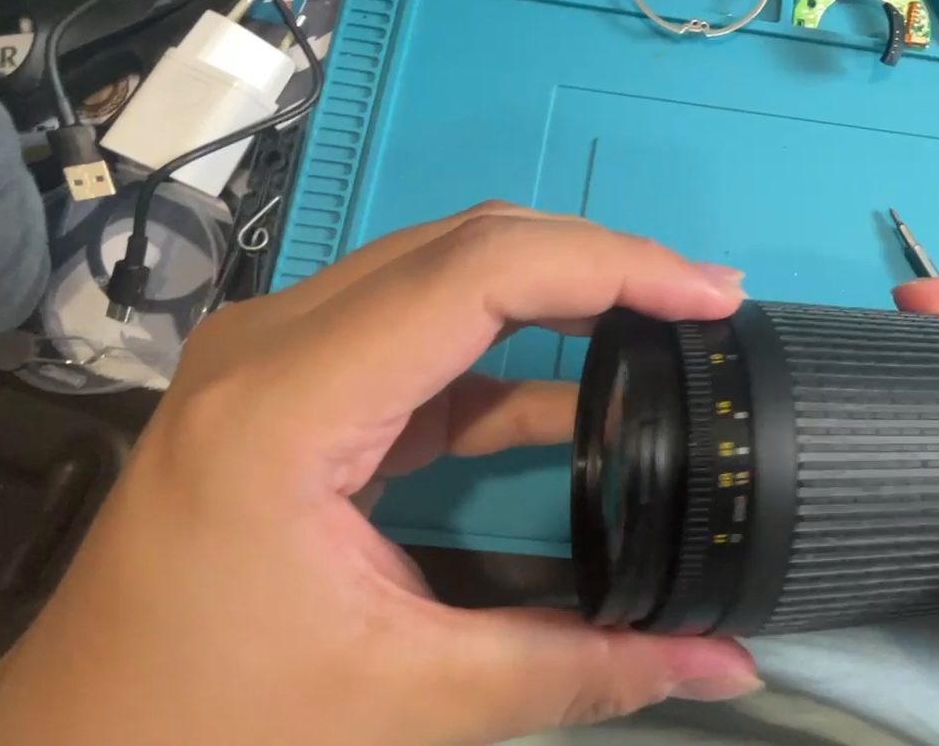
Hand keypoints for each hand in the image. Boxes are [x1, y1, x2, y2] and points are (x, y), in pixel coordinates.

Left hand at [0, 204, 762, 745]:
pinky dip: (523, 332)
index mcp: (290, 401)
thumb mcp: (407, 701)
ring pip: (456, 261)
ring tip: (664, 313)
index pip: (480, 274)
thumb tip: (730, 664)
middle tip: (703, 299)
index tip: (710, 296)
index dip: (612, 268)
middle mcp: (281, 336)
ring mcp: (288, 344)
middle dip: (604, 259)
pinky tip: (587, 374)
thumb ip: (581, 670)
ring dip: (566, 279)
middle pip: (473, 242)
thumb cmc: (209, 733)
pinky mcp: (308, 370)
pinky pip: (434, 318)